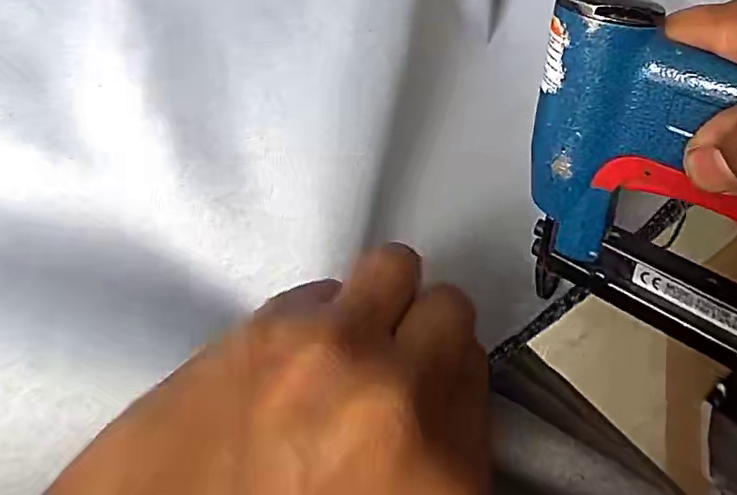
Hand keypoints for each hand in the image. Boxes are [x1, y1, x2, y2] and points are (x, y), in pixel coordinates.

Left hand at [49, 244, 489, 494]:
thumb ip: (442, 452)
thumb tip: (443, 393)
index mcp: (438, 468)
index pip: (477, 369)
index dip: (448, 375)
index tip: (425, 386)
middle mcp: (393, 397)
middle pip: (448, 307)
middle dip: (422, 332)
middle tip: (389, 362)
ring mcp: (324, 357)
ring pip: (390, 268)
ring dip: (372, 305)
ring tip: (334, 351)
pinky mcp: (258, 337)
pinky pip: (318, 290)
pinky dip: (310, 319)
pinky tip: (278, 367)